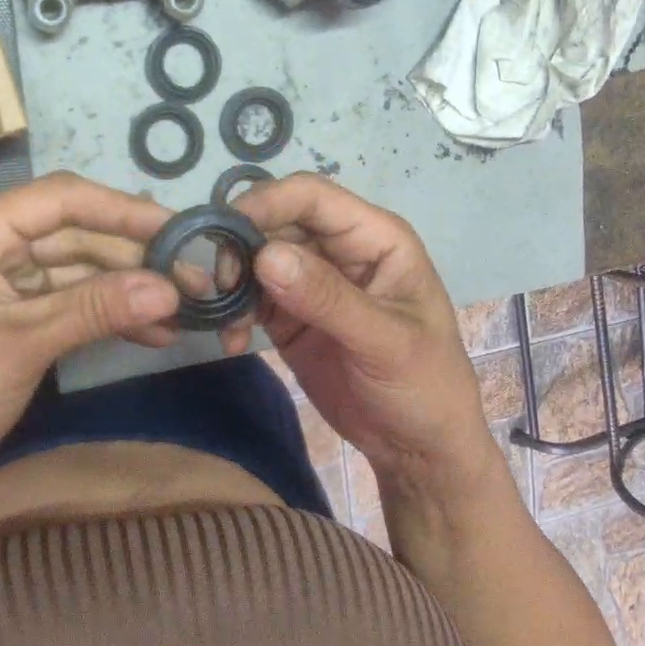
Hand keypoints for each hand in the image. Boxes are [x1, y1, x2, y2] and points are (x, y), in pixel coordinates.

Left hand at [0, 173, 182, 491]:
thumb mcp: (22, 346)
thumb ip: (96, 308)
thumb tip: (172, 288)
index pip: (62, 199)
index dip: (125, 211)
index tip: (181, 231)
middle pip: (76, 232)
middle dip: (135, 257)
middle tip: (196, 281)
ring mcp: (2, 278)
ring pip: (79, 268)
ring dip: (128, 289)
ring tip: (186, 311)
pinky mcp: (13, 313)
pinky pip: (69, 300)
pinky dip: (108, 314)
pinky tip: (154, 332)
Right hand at [226, 174, 491, 485]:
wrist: (418, 448)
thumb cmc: (423, 386)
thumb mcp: (384, 341)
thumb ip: (328, 298)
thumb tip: (265, 255)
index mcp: (373, 238)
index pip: (311, 197)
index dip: (266, 203)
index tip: (225, 232)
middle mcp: (338, 250)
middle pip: (274, 223)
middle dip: (241, 248)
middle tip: (221, 288)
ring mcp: (310, 283)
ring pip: (256, 259)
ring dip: (233, 284)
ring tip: (230, 323)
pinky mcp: (289, 316)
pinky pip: (251, 298)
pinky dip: (234, 313)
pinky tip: (233, 342)